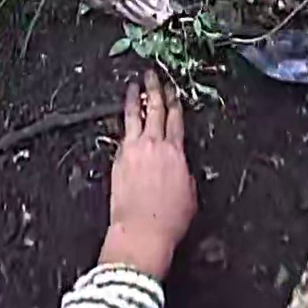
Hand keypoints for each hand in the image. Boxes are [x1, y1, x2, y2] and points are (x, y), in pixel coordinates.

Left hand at [97, 70, 196, 278]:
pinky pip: (123, 134)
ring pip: (135, 116)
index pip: (175, 119)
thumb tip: (179, 167)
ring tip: (133, 85)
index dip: (174, 102)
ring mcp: (134, 149)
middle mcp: (154, 145)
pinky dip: (125, 123)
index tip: (172, 90)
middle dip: (155, 89)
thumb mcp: (189, 194)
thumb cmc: (169, 220)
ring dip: (135, 98)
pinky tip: (124, 119)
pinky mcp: (119, 159)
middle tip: (152, 75)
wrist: (141, 231)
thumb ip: (184, 173)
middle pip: (155, 109)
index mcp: (175, 152)